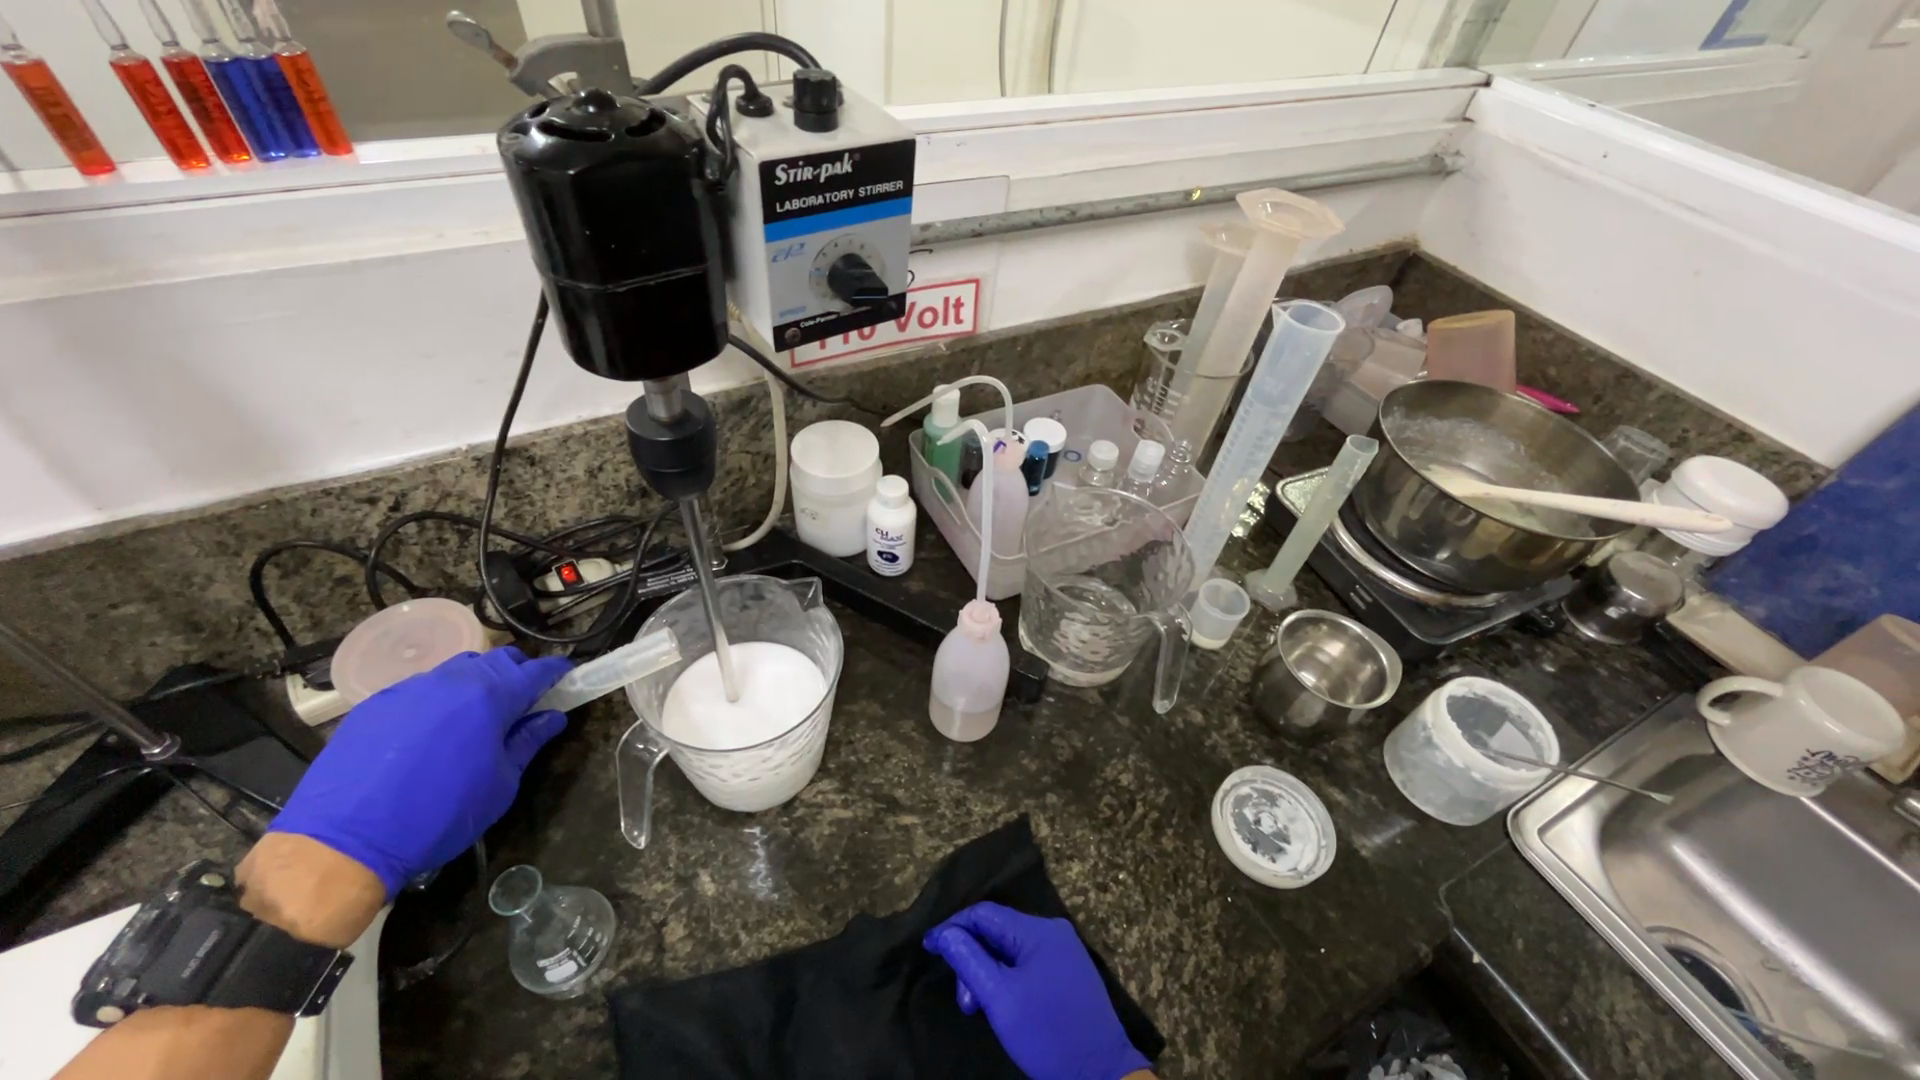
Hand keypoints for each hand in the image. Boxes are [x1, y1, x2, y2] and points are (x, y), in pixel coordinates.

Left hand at [268, 647, 571, 896]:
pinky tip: (433, 732)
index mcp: (491, 698)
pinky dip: (440, 700)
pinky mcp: (377, 704)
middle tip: (525, 699)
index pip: (535, 671)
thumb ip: (528, 743)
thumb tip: (552, 717)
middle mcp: (452, 682)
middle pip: (496, 660)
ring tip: (479, 713)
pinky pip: (421, 689)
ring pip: (457, 670)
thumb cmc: (441, 814)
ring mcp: (411, 689)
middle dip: (518, 672)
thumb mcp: (500, 785)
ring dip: (478, 683)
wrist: (347, 841)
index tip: (566, 677)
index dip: (555, 672)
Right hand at [923, 901, 1149, 1079]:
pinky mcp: (1067, 970)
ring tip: (978, 1008)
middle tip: (965, 1002)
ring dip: (988, 973)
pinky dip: (1006, 978)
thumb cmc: (1047, 1034)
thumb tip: (945, 933)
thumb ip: (969, 960)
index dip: (953, 928)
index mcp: (1038, 930)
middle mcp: (1052, 931)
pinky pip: (1027, 961)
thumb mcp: (999, 998)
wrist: (1101, 1072)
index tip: (928, 948)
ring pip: (1010, 949)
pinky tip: (1000, 1002)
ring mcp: (1063, 950)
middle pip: (997, 931)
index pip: (984, 914)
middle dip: (973, 960)